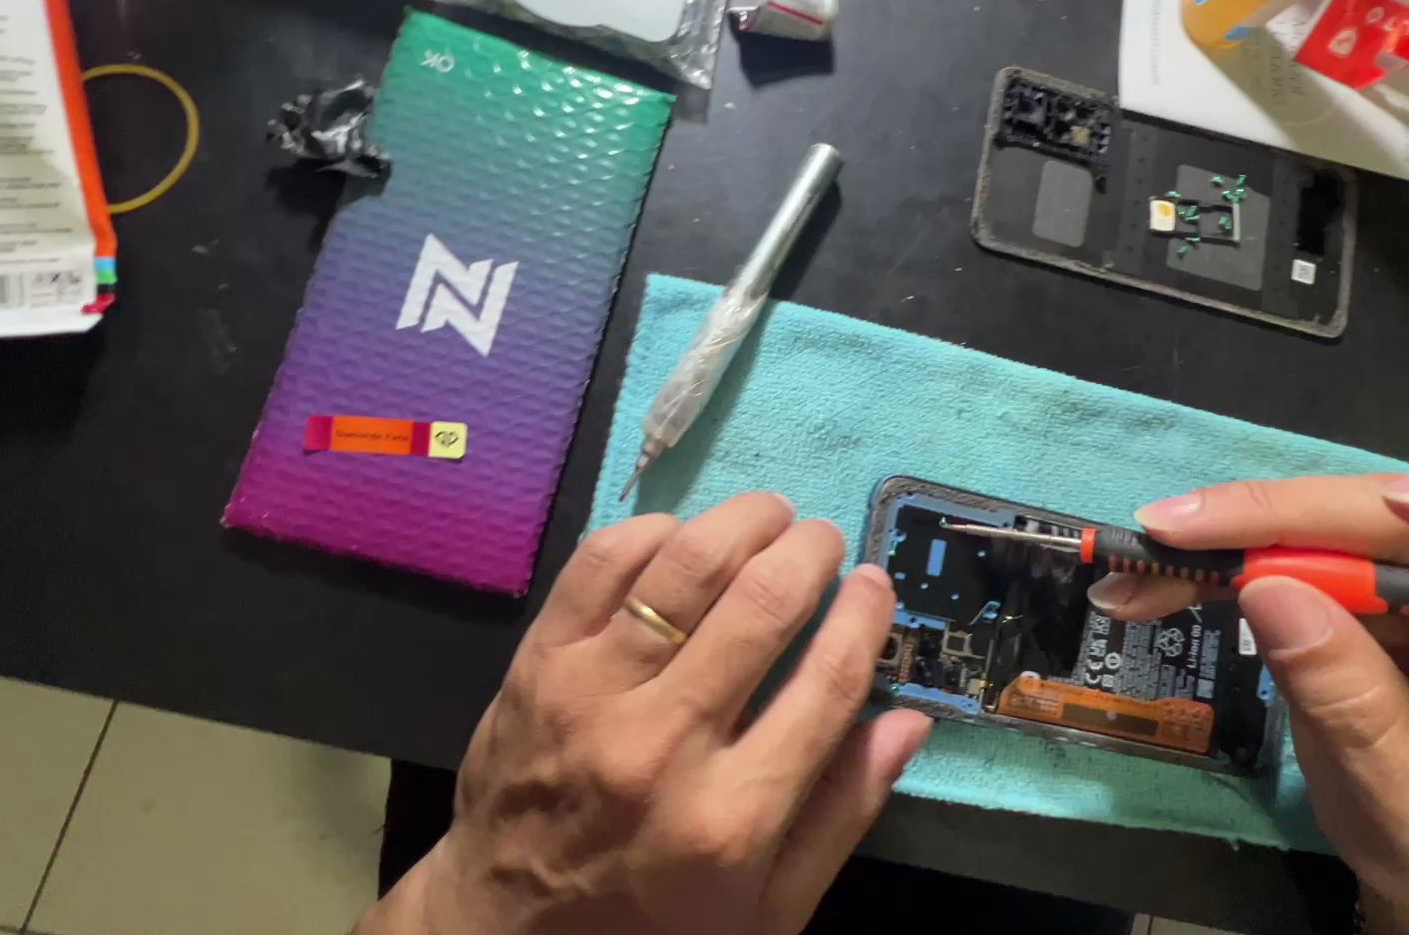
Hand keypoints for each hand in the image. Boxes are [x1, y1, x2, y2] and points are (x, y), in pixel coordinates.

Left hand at [356, 493, 931, 934]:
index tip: (873, 580)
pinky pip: (601, 561)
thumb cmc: (651, 922)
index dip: (864, 615)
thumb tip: (909, 717)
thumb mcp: (768, 908)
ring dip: (742, 521)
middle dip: (808, 550)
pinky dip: (653, 530)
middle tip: (821, 539)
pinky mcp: (538, 659)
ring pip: (684, 566)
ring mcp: (591, 691)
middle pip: (760, 604)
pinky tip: (682, 537)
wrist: (499, 929)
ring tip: (768, 515)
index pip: (827, 681)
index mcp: (734, 818)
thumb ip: (843, 810)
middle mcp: (663, 743)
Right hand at [1093, 467, 1408, 934]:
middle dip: (1301, 516)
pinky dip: (1221, 560)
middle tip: (1184, 524)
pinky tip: (1155, 576)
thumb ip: (1359, 716)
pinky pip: (1300, 551)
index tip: (1408, 503)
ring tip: (1146, 556)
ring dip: (1237, 532)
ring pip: (1350, 523)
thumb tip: (1269, 590)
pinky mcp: (1385, 588)